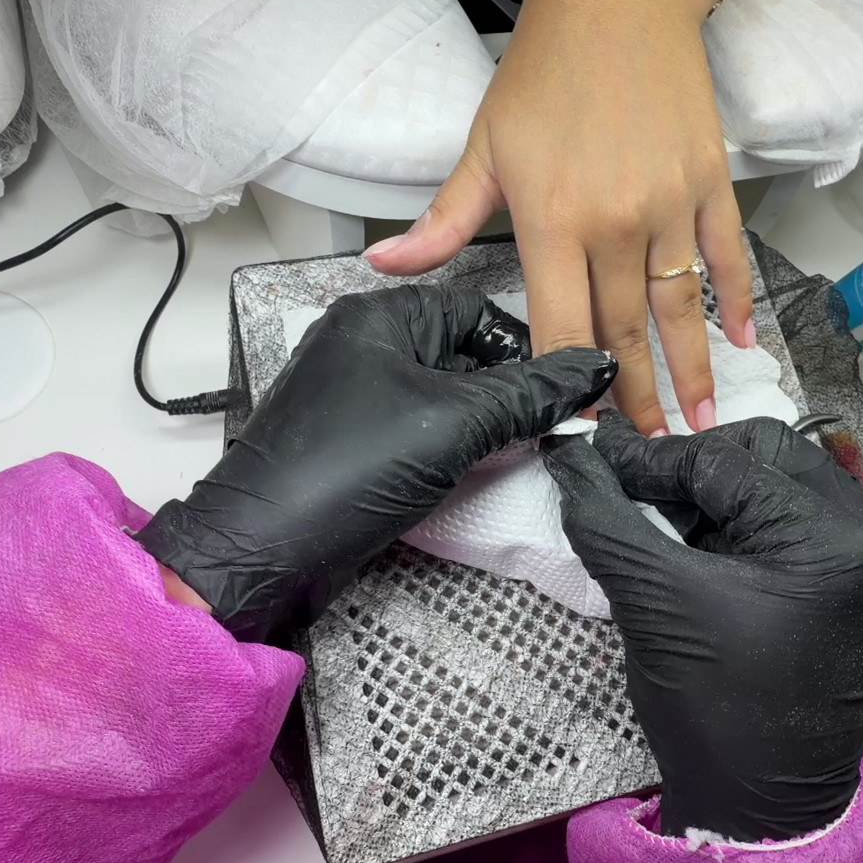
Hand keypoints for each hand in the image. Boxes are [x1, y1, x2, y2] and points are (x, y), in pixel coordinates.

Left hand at [139, 285, 616, 643]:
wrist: (268, 549)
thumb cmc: (351, 467)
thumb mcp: (453, 423)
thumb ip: (527, 395)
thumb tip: (593, 368)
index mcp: (379, 317)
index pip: (475, 312)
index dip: (524, 348)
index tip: (561, 391)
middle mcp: (363, 346)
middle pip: (460, 355)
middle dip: (504, 393)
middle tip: (544, 429)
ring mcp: (355, 397)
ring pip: (441, 398)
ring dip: (481, 425)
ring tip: (513, 452)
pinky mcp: (353, 441)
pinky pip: (417, 431)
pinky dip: (450, 447)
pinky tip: (472, 471)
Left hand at [364, 0, 758, 436]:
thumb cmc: (546, 74)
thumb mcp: (484, 148)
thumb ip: (442, 221)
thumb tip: (384, 262)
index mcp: (554, 223)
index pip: (559, 328)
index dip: (567, 386)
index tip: (580, 430)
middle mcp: (617, 224)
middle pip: (624, 333)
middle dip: (634, 398)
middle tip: (647, 447)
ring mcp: (671, 206)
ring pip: (679, 309)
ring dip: (690, 370)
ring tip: (700, 421)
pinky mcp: (710, 183)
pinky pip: (727, 255)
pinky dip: (737, 299)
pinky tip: (743, 339)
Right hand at [542, 412, 862, 841]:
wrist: (756, 804)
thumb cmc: (708, 702)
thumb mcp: (650, 598)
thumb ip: (603, 514)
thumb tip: (566, 451)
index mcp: (833, 538)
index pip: (723, 463)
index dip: (648, 459)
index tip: (591, 454)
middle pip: (765, 456)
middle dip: (691, 466)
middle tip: (635, 490)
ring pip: (779, 482)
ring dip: (715, 490)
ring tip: (661, 517)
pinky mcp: (854, 585)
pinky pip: (791, 520)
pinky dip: (738, 520)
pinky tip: (695, 541)